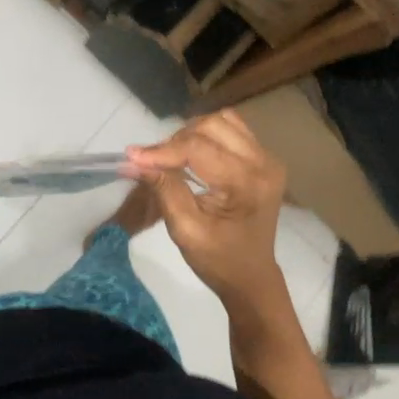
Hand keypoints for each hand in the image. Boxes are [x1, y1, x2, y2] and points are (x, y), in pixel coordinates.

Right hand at [126, 110, 287, 303]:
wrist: (251, 277)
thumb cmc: (218, 261)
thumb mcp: (185, 230)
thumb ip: (164, 189)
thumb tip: (133, 160)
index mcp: (247, 183)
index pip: (198, 149)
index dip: (162, 151)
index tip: (131, 157)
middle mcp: (263, 162)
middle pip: (211, 126)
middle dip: (177, 141)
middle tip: (154, 163)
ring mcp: (267, 158)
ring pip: (222, 121)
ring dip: (192, 134)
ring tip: (174, 158)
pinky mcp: (264, 159)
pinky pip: (232, 129)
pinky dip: (208, 135)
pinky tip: (194, 155)